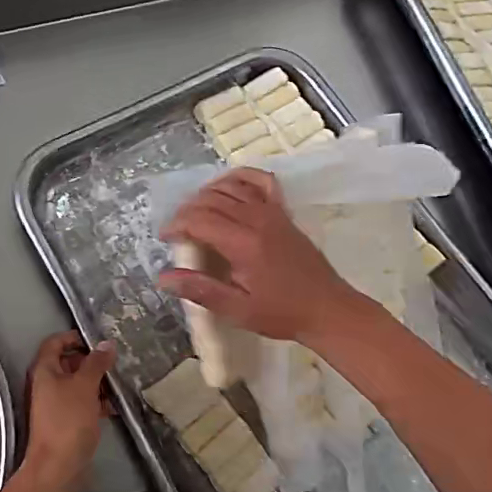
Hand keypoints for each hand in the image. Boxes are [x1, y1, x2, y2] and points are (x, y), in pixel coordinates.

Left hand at [20, 331, 114, 491]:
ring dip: (97, 382)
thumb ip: (96, 363)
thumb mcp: (85, 386)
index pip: (55, 342)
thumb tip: (106, 344)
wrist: (58, 467)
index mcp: (44, 370)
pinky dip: (96, 401)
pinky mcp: (66, 422)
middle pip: (68, 363)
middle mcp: (46, 384)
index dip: (74, 337)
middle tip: (113, 361)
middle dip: (91, 361)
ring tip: (119, 383)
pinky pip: (82, 403)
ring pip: (77, 384)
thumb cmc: (68, 420)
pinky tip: (115, 406)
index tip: (96, 339)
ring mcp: (55, 404)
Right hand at [157, 168, 367, 342]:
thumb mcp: (237, 310)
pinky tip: (227, 186)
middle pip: (211, 199)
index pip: (199, 220)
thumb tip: (163, 278)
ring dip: (207, 194)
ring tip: (194, 213)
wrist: (327, 308)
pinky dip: (240, 177)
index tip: (165, 237)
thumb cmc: (281, 313)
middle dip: (187, 210)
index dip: (176, 224)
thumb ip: (200, 290)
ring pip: (231, 187)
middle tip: (177, 229)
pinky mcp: (283, 212)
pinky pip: (260, 181)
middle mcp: (257, 220)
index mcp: (243, 244)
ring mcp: (272, 212)